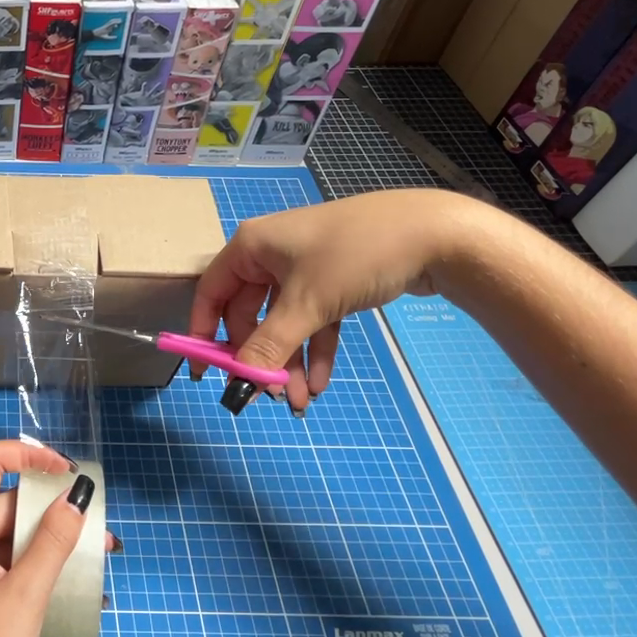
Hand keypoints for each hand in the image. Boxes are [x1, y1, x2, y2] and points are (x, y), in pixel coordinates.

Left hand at [0, 441, 109, 636]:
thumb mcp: (23, 597)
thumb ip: (52, 543)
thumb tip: (76, 496)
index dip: (29, 454)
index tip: (68, 472)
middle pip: (9, 501)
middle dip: (55, 510)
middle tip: (101, 532)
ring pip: (14, 534)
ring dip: (54, 541)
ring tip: (100, 557)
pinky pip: (10, 562)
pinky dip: (41, 565)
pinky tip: (76, 584)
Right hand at [188, 189, 483, 410]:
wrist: (432, 233)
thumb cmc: (353, 256)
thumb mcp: (307, 303)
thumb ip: (269, 344)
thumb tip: (239, 380)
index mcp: (251, 247)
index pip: (212, 294)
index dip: (205, 334)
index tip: (206, 375)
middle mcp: (270, 255)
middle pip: (249, 313)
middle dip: (260, 357)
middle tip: (270, 396)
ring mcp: (303, 267)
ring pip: (284, 321)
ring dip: (290, 361)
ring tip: (301, 403)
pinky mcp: (333, 280)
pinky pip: (313, 319)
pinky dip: (315, 348)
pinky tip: (322, 383)